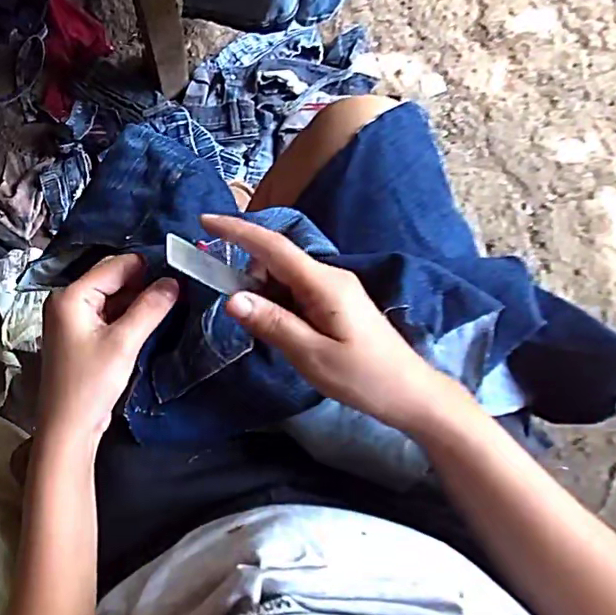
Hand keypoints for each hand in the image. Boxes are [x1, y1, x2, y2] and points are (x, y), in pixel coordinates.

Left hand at [39, 253, 178, 440]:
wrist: (68, 427)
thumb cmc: (90, 383)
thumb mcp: (124, 343)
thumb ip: (149, 308)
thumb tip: (173, 281)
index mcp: (71, 296)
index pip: (114, 266)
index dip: (147, 266)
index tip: (179, 268)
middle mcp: (67, 302)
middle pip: (112, 280)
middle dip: (144, 283)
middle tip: (179, 286)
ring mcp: (72, 320)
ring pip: (112, 298)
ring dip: (138, 300)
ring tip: (172, 301)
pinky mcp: (81, 337)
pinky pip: (108, 315)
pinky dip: (128, 316)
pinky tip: (152, 319)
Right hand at [201, 214, 462, 432]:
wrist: (410, 393)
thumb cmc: (364, 378)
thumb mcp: (312, 355)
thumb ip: (272, 324)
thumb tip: (232, 298)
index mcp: (323, 284)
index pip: (273, 247)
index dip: (237, 231)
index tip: (205, 221)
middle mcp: (328, 277)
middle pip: (274, 262)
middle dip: (248, 279)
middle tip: (245, 321)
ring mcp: (333, 289)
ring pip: (282, 279)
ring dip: (264, 298)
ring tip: (272, 337)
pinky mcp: (334, 303)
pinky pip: (294, 293)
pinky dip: (277, 307)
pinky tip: (285, 334)